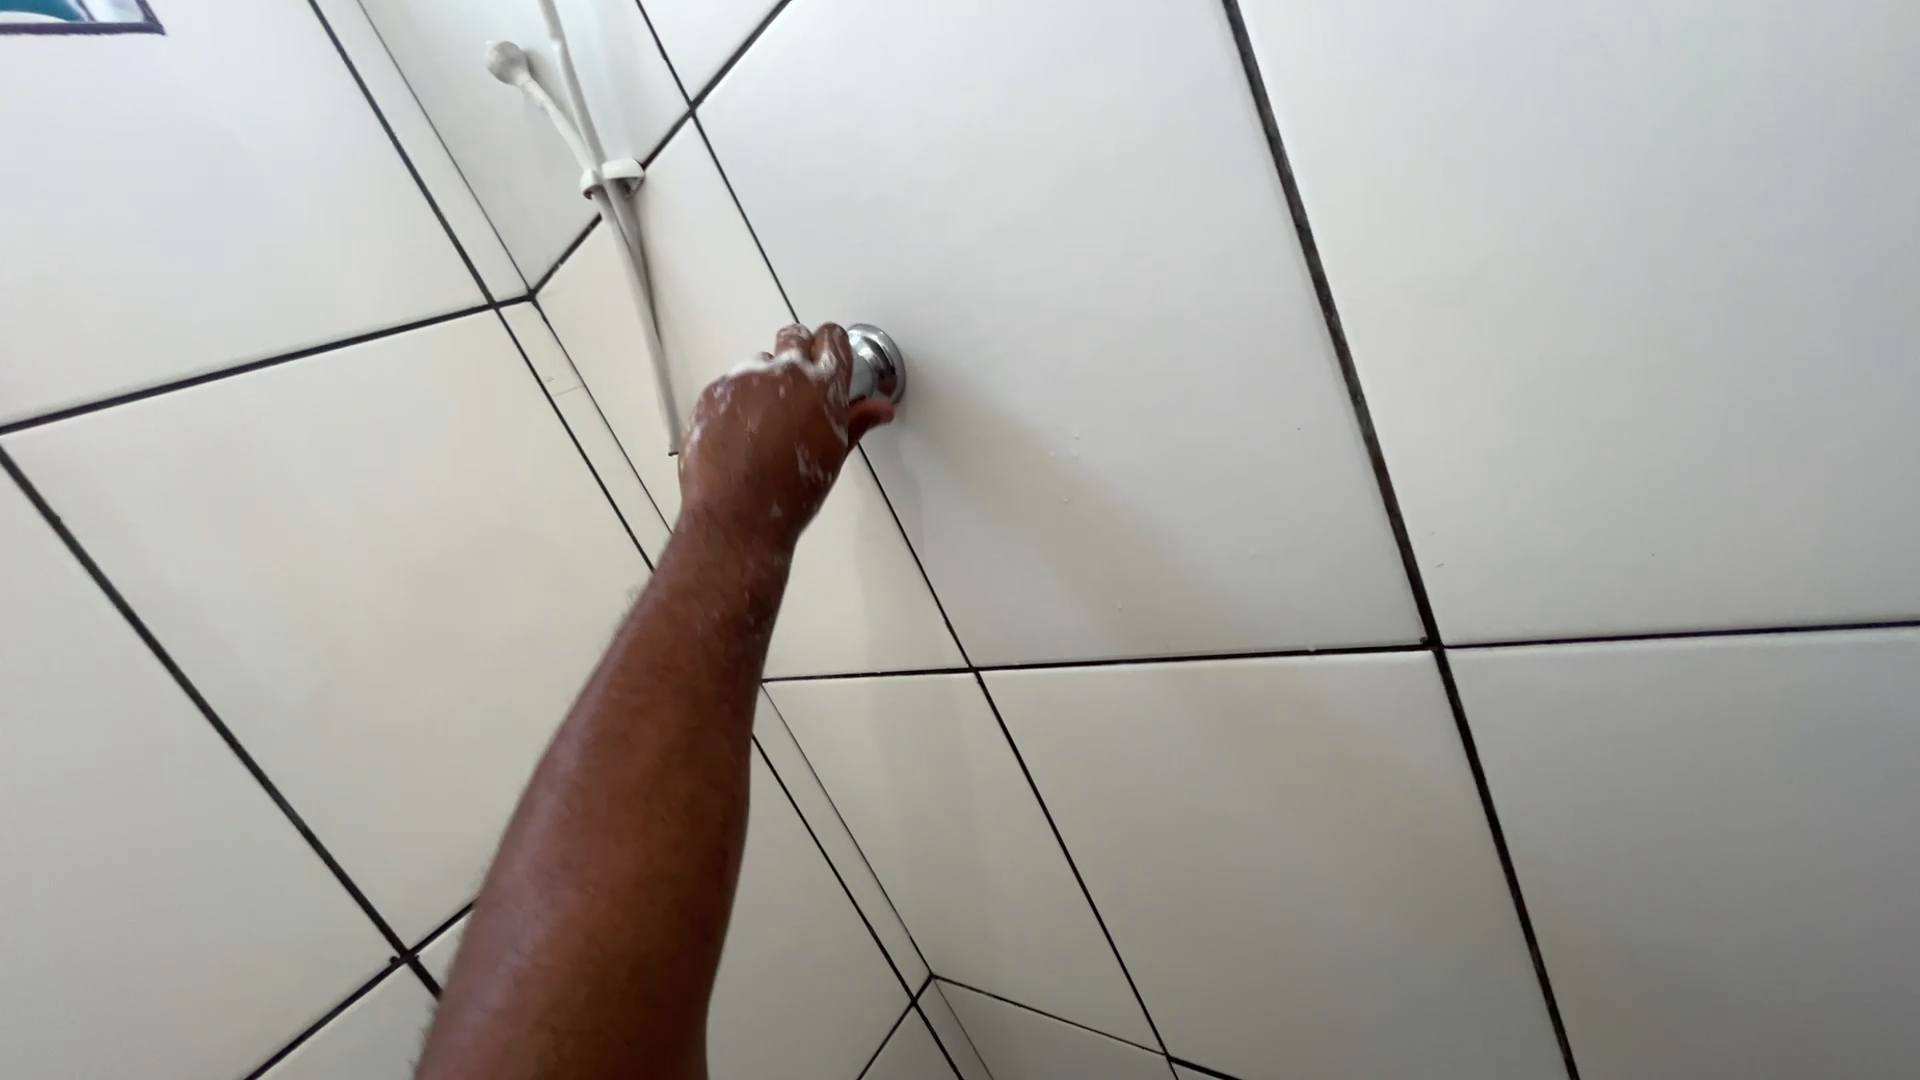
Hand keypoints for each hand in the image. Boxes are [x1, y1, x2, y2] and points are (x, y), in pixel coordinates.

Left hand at [678, 323, 895, 551]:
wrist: (737, 513)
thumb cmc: (791, 493)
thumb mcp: (833, 456)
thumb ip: (857, 422)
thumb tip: (881, 410)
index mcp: (823, 386)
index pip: (833, 339)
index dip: (833, 347)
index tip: (831, 357)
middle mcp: (785, 371)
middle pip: (795, 336)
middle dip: (800, 351)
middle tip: (801, 383)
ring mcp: (745, 378)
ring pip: (761, 362)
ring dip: (767, 381)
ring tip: (767, 421)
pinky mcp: (715, 391)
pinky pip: (732, 384)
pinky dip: (739, 401)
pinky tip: (742, 433)